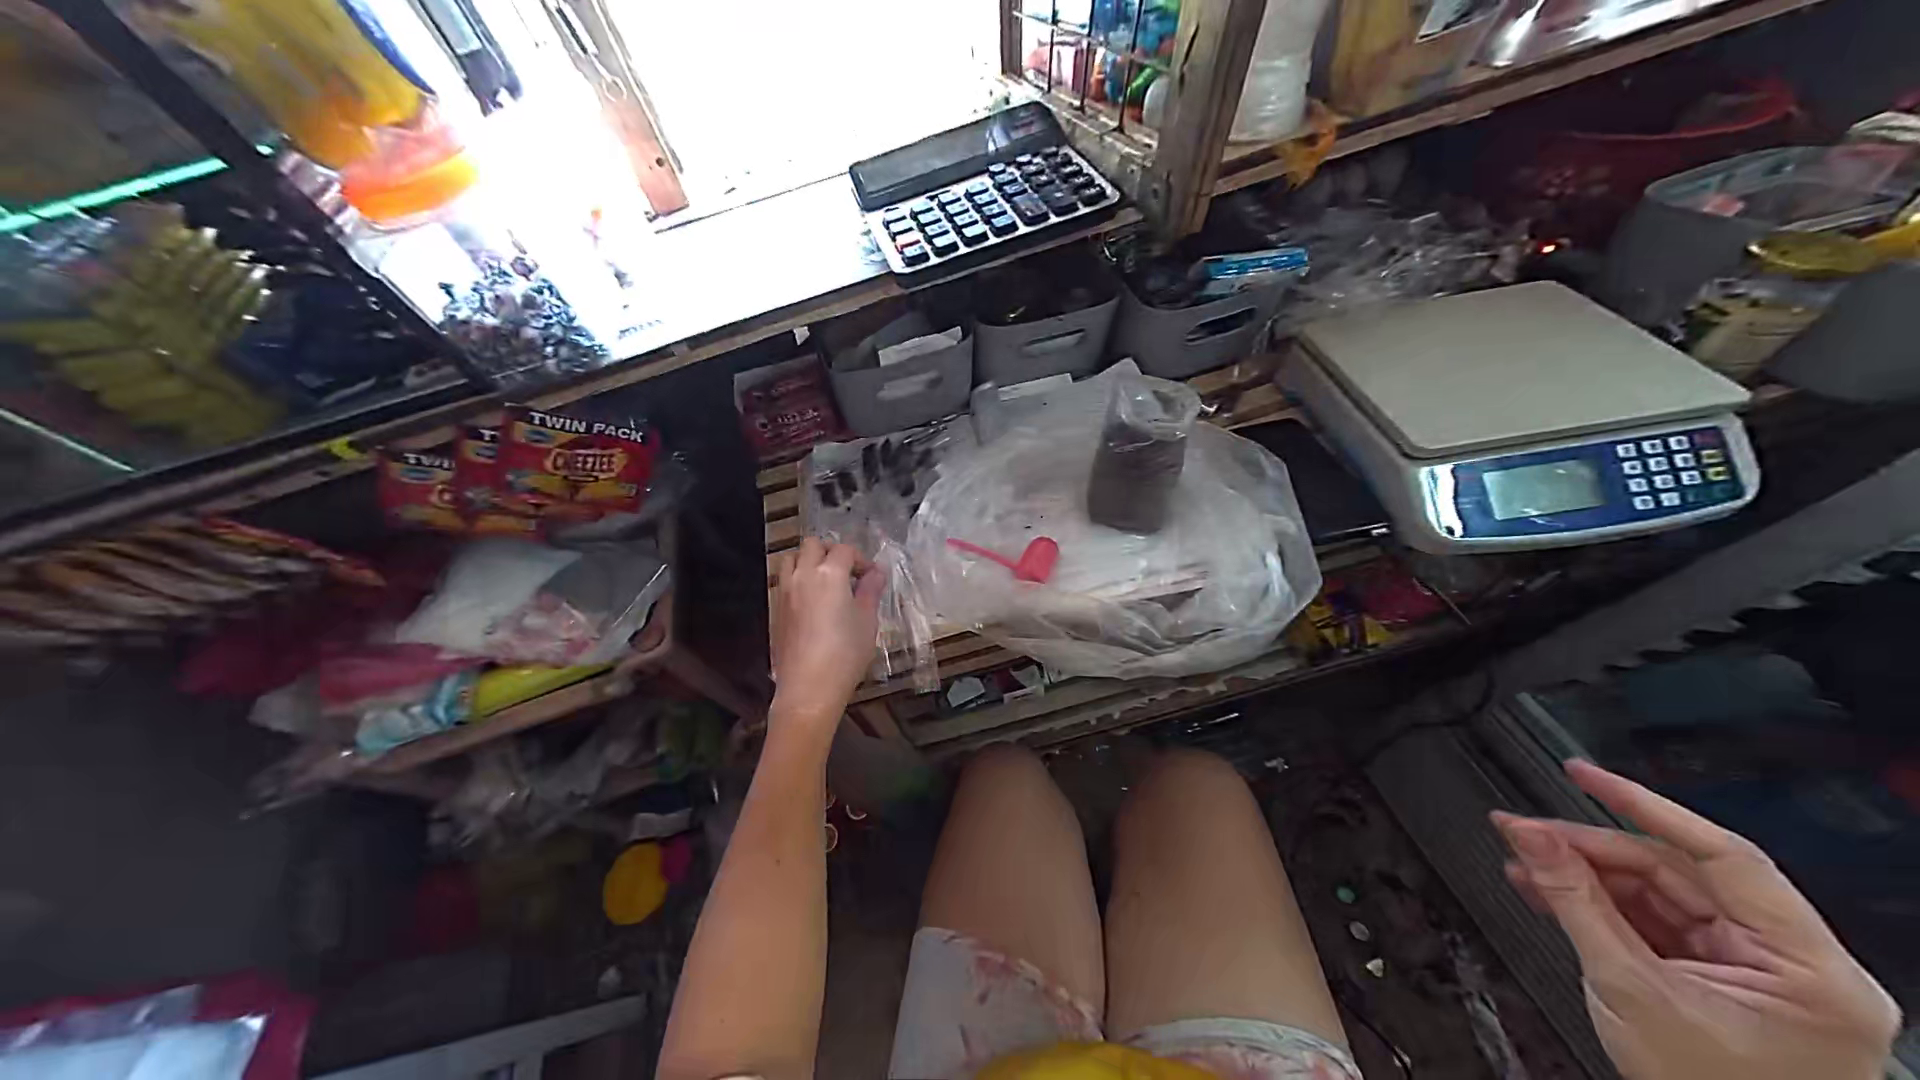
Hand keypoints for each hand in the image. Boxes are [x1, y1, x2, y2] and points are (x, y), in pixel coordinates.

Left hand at [768, 537, 883, 734]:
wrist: (808, 688)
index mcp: (829, 574)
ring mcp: (784, 591)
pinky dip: (798, 578)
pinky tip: (813, 600)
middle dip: (832, 552)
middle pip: (813, 545)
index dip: (861, 560)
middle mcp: (803, 576)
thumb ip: (870, 591)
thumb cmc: (845, 654)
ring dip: (809, 560)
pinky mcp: (775, 609)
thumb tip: (876, 574)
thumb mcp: (867, 622)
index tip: (872, 576)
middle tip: (848, 571)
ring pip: (792, 558)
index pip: (845, 551)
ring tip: (827, 581)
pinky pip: (784, 580)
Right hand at [1493, 761, 1898, 1079]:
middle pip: (1673, 872)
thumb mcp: (1629, 988)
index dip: (1645, 805)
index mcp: (1808, 969)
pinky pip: (1644, 917)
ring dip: (1580, 873)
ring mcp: (1749, 967)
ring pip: (1651, 891)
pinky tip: (1542, 886)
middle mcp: (1789, 960)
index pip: (1723, 856)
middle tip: (1521, 831)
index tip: (1585, 774)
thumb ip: (1575, 901)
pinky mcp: (1711, 974)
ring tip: (1521, 859)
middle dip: (1587, 848)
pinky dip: (1591, 901)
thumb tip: (1529, 835)